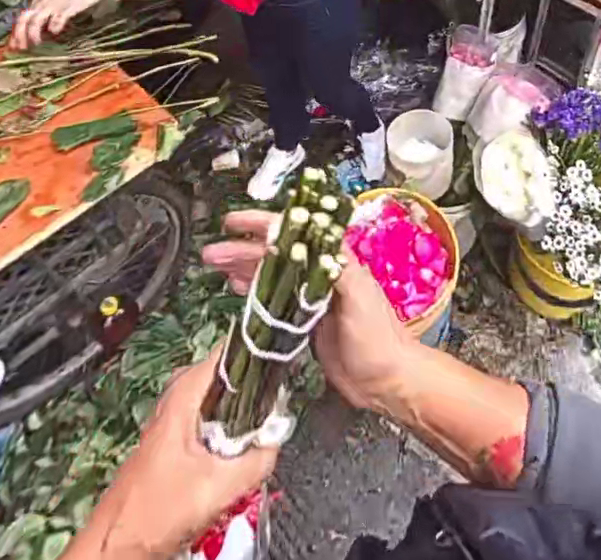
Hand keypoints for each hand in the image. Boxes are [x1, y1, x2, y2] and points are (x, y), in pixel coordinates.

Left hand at [9, 0, 105, 50]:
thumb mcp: (56, 1)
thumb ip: (48, 14)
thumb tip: (44, 33)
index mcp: (38, 1)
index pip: (21, 19)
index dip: (16, 33)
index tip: (14, 47)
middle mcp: (42, 2)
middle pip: (25, 20)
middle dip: (20, 35)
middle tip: (21, 49)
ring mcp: (54, 4)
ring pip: (36, 20)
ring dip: (33, 34)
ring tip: (35, 45)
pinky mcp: (68, 6)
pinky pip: (57, 18)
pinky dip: (54, 26)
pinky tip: (55, 33)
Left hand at [65, 352, 276, 559]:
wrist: (113, 550)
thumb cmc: (157, 511)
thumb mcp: (218, 487)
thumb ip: (257, 461)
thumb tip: (275, 443)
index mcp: (182, 395)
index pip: (224, 353)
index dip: (253, 354)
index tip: (277, 363)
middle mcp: (174, 400)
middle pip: (221, 376)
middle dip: (248, 386)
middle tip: (269, 401)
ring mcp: (170, 421)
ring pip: (213, 401)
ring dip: (236, 410)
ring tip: (257, 427)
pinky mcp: (170, 443)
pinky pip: (205, 420)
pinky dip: (223, 427)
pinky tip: (234, 452)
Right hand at [202, 211, 416, 412]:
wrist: (387, 379)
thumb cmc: (379, 337)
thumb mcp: (359, 297)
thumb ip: (335, 268)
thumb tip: (309, 244)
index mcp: (335, 261)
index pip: (294, 233)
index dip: (263, 225)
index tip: (235, 223)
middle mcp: (321, 274)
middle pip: (276, 253)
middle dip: (243, 248)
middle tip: (213, 252)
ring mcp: (312, 298)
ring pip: (272, 274)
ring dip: (244, 267)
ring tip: (216, 265)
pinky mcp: (306, 322)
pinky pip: (274, 299)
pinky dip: (254, 291)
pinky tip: (238, 288)